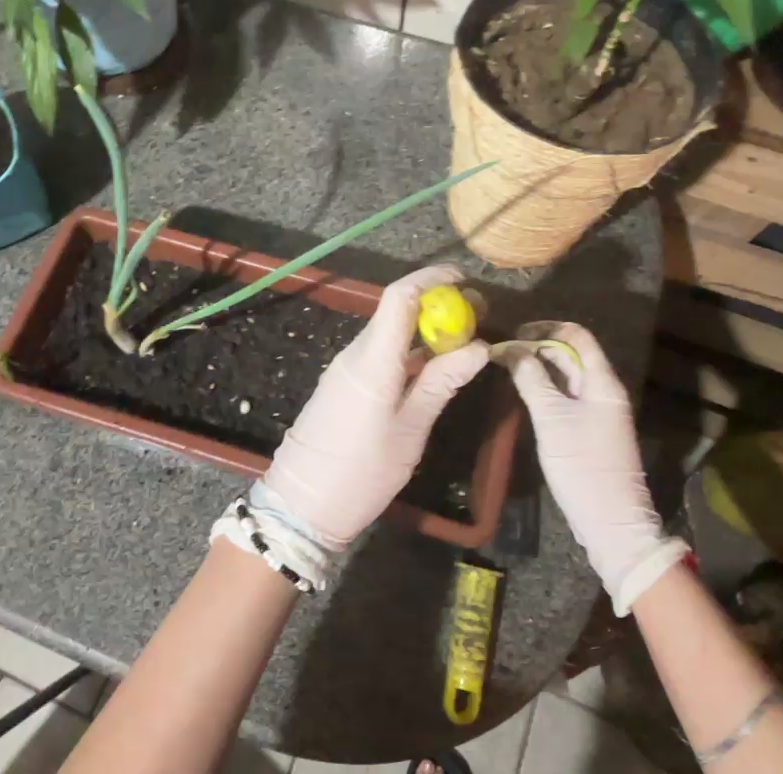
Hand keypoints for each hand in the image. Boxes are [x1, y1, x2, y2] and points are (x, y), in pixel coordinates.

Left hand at [258, 265, 490, 549]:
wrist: (303, 503)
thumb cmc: (362, 471)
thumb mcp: (411, 430)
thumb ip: (441, 384)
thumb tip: (478, 346)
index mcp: (373, 359)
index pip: (399, 297)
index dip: (432, 279)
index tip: (466, 280)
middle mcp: (355, 353)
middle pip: (397, 311)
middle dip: (438, 306)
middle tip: (479, 318)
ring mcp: (346, 369)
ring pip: (390, 333)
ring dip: (426, 330)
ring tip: (465, 343)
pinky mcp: (344, 385)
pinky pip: (381, 354)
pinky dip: (410, 351)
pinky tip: (435, 369)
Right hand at [509, 323, 687, 613]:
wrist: (611, 521)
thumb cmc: (583, 465)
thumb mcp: (551, 419)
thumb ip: (531, 380)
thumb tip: (510, 348)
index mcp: (602, 381)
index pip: (577, 336)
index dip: (545, 328)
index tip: (512, 334)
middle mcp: (602, 390)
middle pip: (571, 354)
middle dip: (537, 347)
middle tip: (501, 352)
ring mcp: (596, 411)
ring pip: (566, 376)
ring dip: (538, 368)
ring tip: (505, 368)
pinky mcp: (588, 430)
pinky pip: (565, 397)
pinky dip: (543, 389)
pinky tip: (521, 393)